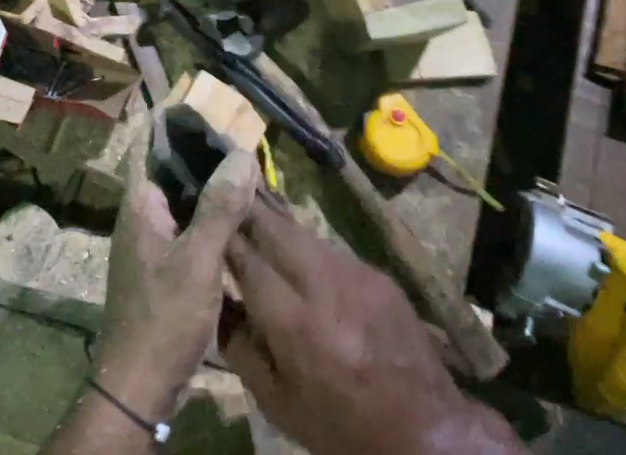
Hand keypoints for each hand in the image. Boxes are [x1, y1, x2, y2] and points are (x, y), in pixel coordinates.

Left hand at [93, 123, 257, 420]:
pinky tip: (237, 214)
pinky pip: (186, 224)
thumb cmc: (164, 315)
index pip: (148, 145)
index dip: (170, 121)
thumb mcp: (198, 260)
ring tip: (244, 163)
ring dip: (206, 181)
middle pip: (166, 169)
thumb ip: (219, 208)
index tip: (200, 99)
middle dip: (197, 149)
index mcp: (139, 205)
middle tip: (236, 129)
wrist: (140, 381)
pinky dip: (208, 212)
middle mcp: (140, 216)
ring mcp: (150, 241)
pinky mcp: (163, 265)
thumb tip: (241, 153)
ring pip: (179, 198)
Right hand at [222, 201, 522, 453]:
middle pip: (273, 227)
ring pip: (301, 232)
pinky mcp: (377, 275)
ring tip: (251, 218)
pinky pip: (328, 250)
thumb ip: (238, 345)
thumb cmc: (340, 425)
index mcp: (293, 322)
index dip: (218, 232)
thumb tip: (213, 300)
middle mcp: (323, 286)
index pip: (244, 256)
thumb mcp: (276, 402)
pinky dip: (305, 250)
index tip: (197, 214)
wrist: (428, 433)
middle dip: (243, 209)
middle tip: (220, 194)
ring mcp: (356, 275)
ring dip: (273, 225)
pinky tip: (297, 262)